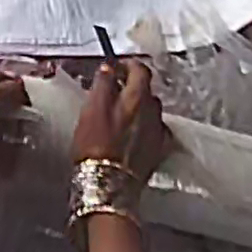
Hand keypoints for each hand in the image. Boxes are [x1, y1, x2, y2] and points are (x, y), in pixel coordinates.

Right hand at [73, 60, 171, 179]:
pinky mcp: (158, 152)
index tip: (115, 67)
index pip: (140, 69)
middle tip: (114, 90)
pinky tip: (135, 132)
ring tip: (122, 113)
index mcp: (138, 96)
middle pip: (147, 89)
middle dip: (132, 86)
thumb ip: (103, 83)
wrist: (107, 187)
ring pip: (151, 110)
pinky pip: (155, 130)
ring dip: (139, 106)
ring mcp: (159, 132)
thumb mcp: (92, 107)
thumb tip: (109, 67)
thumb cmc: (96, 144)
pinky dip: (146, 126)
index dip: (128, 64)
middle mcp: (154, 111)